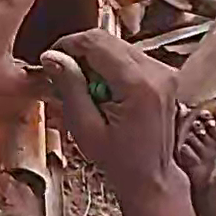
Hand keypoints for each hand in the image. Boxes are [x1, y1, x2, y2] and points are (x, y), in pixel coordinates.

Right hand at [41, 30, 188, 206]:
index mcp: (138, 85)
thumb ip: (70, 87)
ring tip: (84, 87)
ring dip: (94, 59)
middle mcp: (157, 72)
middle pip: (107, 39)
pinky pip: (128, 56)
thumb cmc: (120, 160)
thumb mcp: (85, 127)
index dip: (68, 45)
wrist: (152, 177)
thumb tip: (52, 56)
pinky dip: (109, 66)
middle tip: (63, 74)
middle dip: (80, 52)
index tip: (51, 58)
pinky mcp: (164, 75)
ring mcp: (164, 72)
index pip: (96, 42)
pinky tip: (102, 90)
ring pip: (116, 45)